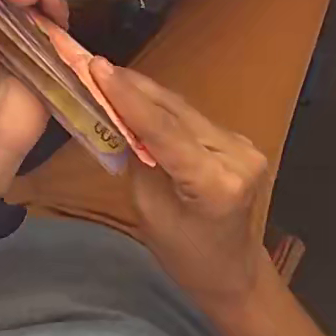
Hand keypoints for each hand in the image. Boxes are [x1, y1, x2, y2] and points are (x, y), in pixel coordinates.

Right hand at [90, 59, 271, 311]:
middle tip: (93, 64)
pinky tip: (135, 95)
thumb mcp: (149, 210)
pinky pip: (190, 118)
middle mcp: (237, 156)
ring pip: (182, 109)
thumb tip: (115, 118)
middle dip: (131, 86)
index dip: (128, 97)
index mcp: (216, 184)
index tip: (97, 67)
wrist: (233, 271)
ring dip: (143, 92)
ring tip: (107, 75)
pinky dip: (160, 107)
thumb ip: (136, 160)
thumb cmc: (184, 255)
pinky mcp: (238, 140)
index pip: (165, 132)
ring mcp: (243, 145)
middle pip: (175, 112)